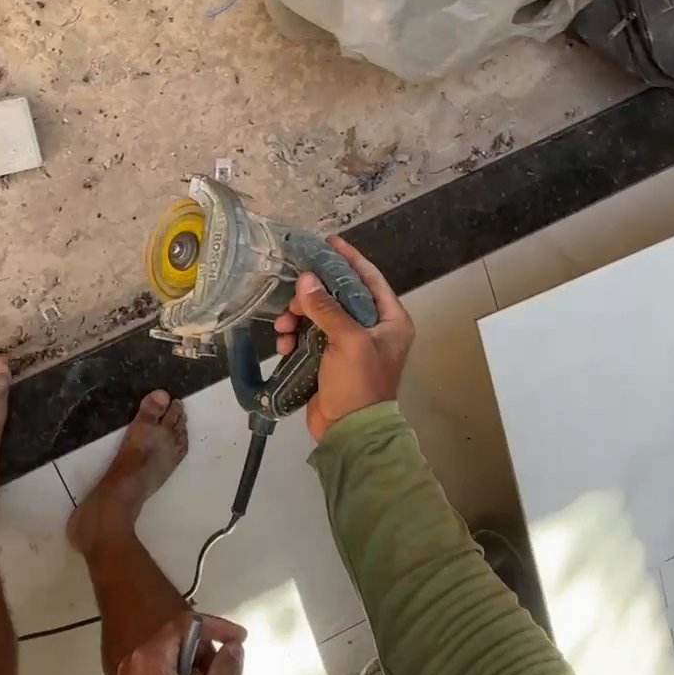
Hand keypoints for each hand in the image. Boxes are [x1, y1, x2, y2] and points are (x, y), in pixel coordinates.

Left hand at [109, 613, 246, 674]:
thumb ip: (226, 673)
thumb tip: (233, 646)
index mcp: (151, 658)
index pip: (188, 622)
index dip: (218, 627)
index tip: (241, 640)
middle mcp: (134, 661)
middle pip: (178, 640)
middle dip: (205, 655)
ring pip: (170, 659)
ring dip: (194, 672)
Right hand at [274, 236, 413, 440]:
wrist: (350, 432)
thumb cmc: (360, 383)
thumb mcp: (347, 341)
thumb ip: (327, 309)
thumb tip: (307, 280)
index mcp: (390, 320)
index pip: (369, 278)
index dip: (349, 259)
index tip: (329, 242)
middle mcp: (372, 328)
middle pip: (338, 296)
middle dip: (312, 296)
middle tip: (293, 298)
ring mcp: (349, 345)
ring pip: (319, 316)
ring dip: (298, 318)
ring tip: (283, 328)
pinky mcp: (328, 360)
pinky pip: (308, 337)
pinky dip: (294, 338)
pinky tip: (284, 346)